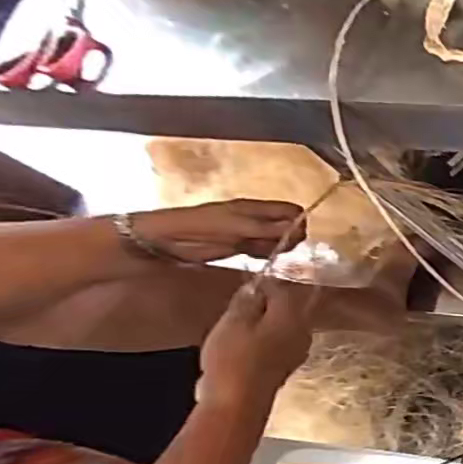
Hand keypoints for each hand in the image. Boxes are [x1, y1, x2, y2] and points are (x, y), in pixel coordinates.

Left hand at [127, 199, 304, 263]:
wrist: (162, 240)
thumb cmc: (199, 227)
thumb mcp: (237, 227)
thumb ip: (269, 229)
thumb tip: (300, 230)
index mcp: (256, 207)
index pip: (293, 210)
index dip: (298, 223)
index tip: (291, 237)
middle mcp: (257, 218)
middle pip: (289, 226)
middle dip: (287, 238)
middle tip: (272, 246)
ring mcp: (249, 231)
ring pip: (279, 239)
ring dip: (274, 247)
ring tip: (256, 251)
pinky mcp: (242, 245)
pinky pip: (265, 249)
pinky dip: (264, 254)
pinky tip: (251, 256)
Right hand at [196, 280, 315, 407]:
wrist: (239, 399)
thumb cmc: (235, 357)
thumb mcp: (234, 322)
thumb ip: (247, 301)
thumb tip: (257, 285)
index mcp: (294, 317)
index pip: (286, 290)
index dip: (268, 282)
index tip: (252, 278)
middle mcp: (303, 331)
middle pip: (288, 308)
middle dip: (269, 301)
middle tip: (245, 297)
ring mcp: (298, 349)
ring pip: (284, 325)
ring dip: (266, 319)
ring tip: (242, 316)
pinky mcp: (287, 364)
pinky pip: (278, 341)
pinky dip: (265, 336)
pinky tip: (247, 339)